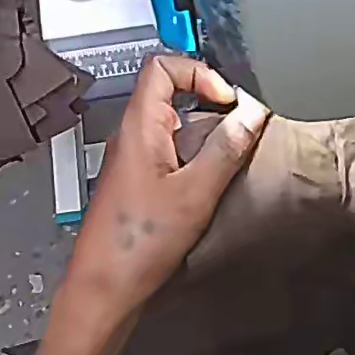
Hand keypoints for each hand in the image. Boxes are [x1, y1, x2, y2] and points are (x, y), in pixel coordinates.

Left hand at [55, 55, 269, 333]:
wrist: (104, 288)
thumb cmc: (137, 243)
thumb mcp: (195, 193)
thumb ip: (225, 149)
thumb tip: (250, 114)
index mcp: (138, 128)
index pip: (162, 67)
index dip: (199, 73)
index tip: (228, 100)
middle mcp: (131, 139)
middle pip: (170, 94)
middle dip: (209, 104)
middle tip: (237, 128)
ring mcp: (132, 162)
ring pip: (172, 127)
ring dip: (204, 136)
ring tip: (229, 159)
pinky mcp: (137, 185)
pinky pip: (169, 155)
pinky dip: (194, 160)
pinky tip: (209, 186)